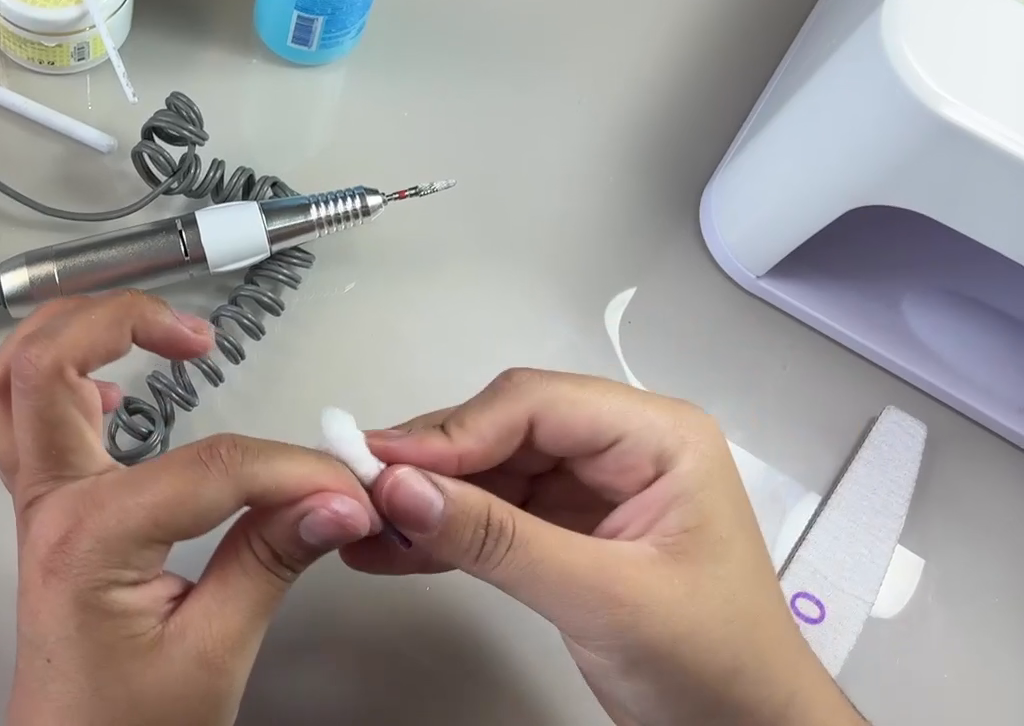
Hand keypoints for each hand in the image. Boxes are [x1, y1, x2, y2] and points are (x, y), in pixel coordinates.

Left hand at [0, 292, 380, 725]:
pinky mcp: (41, 501)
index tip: (339, 484)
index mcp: (90, 537)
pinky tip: (108, 383)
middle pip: (49, 365)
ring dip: (69, 329)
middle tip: (193, 333)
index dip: (288, 468)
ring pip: (14, 375)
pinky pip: (19, 411)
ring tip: (138, 322)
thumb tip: (331, 498)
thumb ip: (269, 560)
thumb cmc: (128, 725)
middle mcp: (48, 500)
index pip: (207, 466)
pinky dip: (54, 371)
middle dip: (121, 321)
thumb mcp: (215, 654)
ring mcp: (34, 495)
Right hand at [344, 369, 864, 725]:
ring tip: (361, 521)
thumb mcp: (605, 600)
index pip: (531, 405)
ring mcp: (573, 483)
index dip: (454, 430)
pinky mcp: (546, 522)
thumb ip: (498, 540)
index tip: (384, 462)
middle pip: (492, 430)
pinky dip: (432, 530)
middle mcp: (607, 444)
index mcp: (651, 435)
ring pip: (474, 468)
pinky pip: (476, 510)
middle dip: (427, 464)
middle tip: (358, 485)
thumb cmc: (715, 669)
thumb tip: (397, 489)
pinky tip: (384, 547)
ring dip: (417, 498)